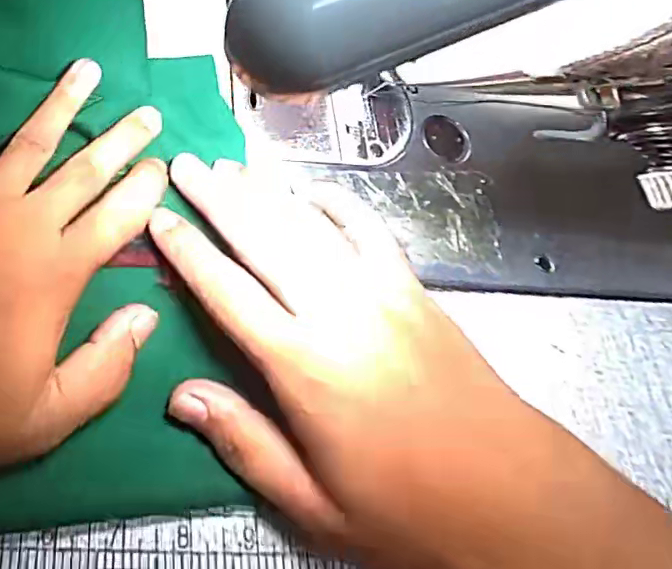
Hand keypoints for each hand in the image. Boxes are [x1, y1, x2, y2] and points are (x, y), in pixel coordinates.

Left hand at [0, 47, 168, 482]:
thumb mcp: (49, 415)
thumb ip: (109, 366)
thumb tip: (148, 313)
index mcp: (59, 270)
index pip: (119, 216)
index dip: (145, 188)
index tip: (162, 166)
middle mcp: (26, 222)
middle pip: (88, 169)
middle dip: (124, 140)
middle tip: (147, 114)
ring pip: (32, 140)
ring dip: (63, 101)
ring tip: (86, 69)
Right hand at [150, 156, 671, 568]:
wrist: (512, 494)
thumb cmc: (405, 506)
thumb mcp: (313, 503)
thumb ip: (243, 441)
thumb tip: (179, 395)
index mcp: (304, 365)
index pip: (228, 292)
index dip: (188, 251)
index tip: (160, 218)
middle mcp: (336, 312)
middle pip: (263, 237)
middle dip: (217, 197)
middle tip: (184, 166)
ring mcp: (377, 289)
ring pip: (306, 222)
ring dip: (263, 190)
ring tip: (227, 167)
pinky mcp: (410, 284)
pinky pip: (364, 226)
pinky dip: (330, 199)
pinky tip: (304, 186)